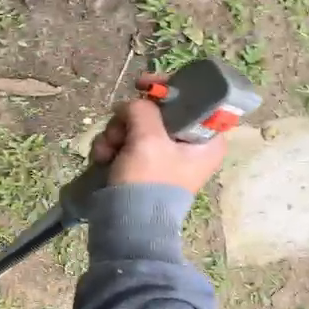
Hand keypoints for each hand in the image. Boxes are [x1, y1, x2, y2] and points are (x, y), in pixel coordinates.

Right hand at [90, 79, 226, 193]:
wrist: (128, 223)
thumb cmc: (148, 181)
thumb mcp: (148, 140)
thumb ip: (142, 111)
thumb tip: (132, 104)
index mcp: (206, 139)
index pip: (194, 101)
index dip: (169, 89)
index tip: (144, 85)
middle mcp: (186, 146)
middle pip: (156, 113)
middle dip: (130, 119)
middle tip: (119, 130)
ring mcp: (160, 157)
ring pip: (133, 127)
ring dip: (114, 134)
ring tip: (107, 152)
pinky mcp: (138, 166)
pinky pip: (122, 143)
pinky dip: (109, 148)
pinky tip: (102, 160)